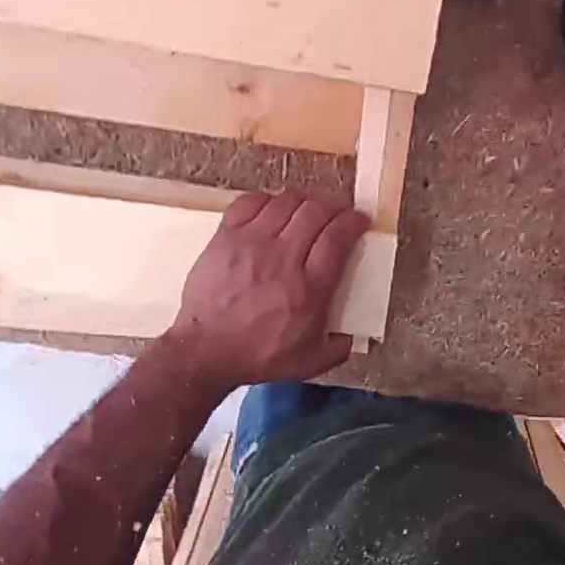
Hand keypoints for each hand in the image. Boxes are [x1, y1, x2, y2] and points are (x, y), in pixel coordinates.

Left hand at [161, 193, 369, 389]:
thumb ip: (337, 348)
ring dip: (302, 203)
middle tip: (333, 216)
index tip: (357, 221)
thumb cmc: (257, 357)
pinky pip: (251, 202)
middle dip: (331, 208)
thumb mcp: (309, 362)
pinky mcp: (226, 237)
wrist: (206, 351)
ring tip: (304, 214)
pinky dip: (267, 201)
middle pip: (315, 212)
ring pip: (286, 202)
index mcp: (309, 290)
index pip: (337, 238)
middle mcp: (283, 260)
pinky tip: (271, 212)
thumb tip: (351, 335)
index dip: (352, 222)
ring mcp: (252, 244)